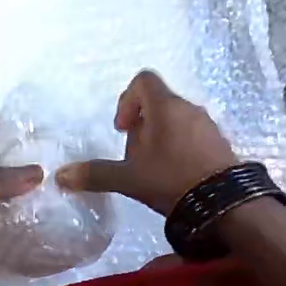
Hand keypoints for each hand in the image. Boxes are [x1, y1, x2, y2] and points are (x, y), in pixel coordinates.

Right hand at [57, 71, 236, 214]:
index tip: (122, 129)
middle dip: (141, 126)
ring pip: (176, 121)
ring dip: (159, 139)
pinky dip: (178, 149)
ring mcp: (208, 125)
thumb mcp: (129, 179)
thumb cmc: (172, 181)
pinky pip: (193, 136)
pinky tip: (175, 177)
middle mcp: (189, 108)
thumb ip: (96, 174)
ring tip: (153, 170)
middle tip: (134, 157)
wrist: (225, 204)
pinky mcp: (220, 143)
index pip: (143, 80)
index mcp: (165, 107)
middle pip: (158, 103)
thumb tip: (60, 175)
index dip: (126, 100)